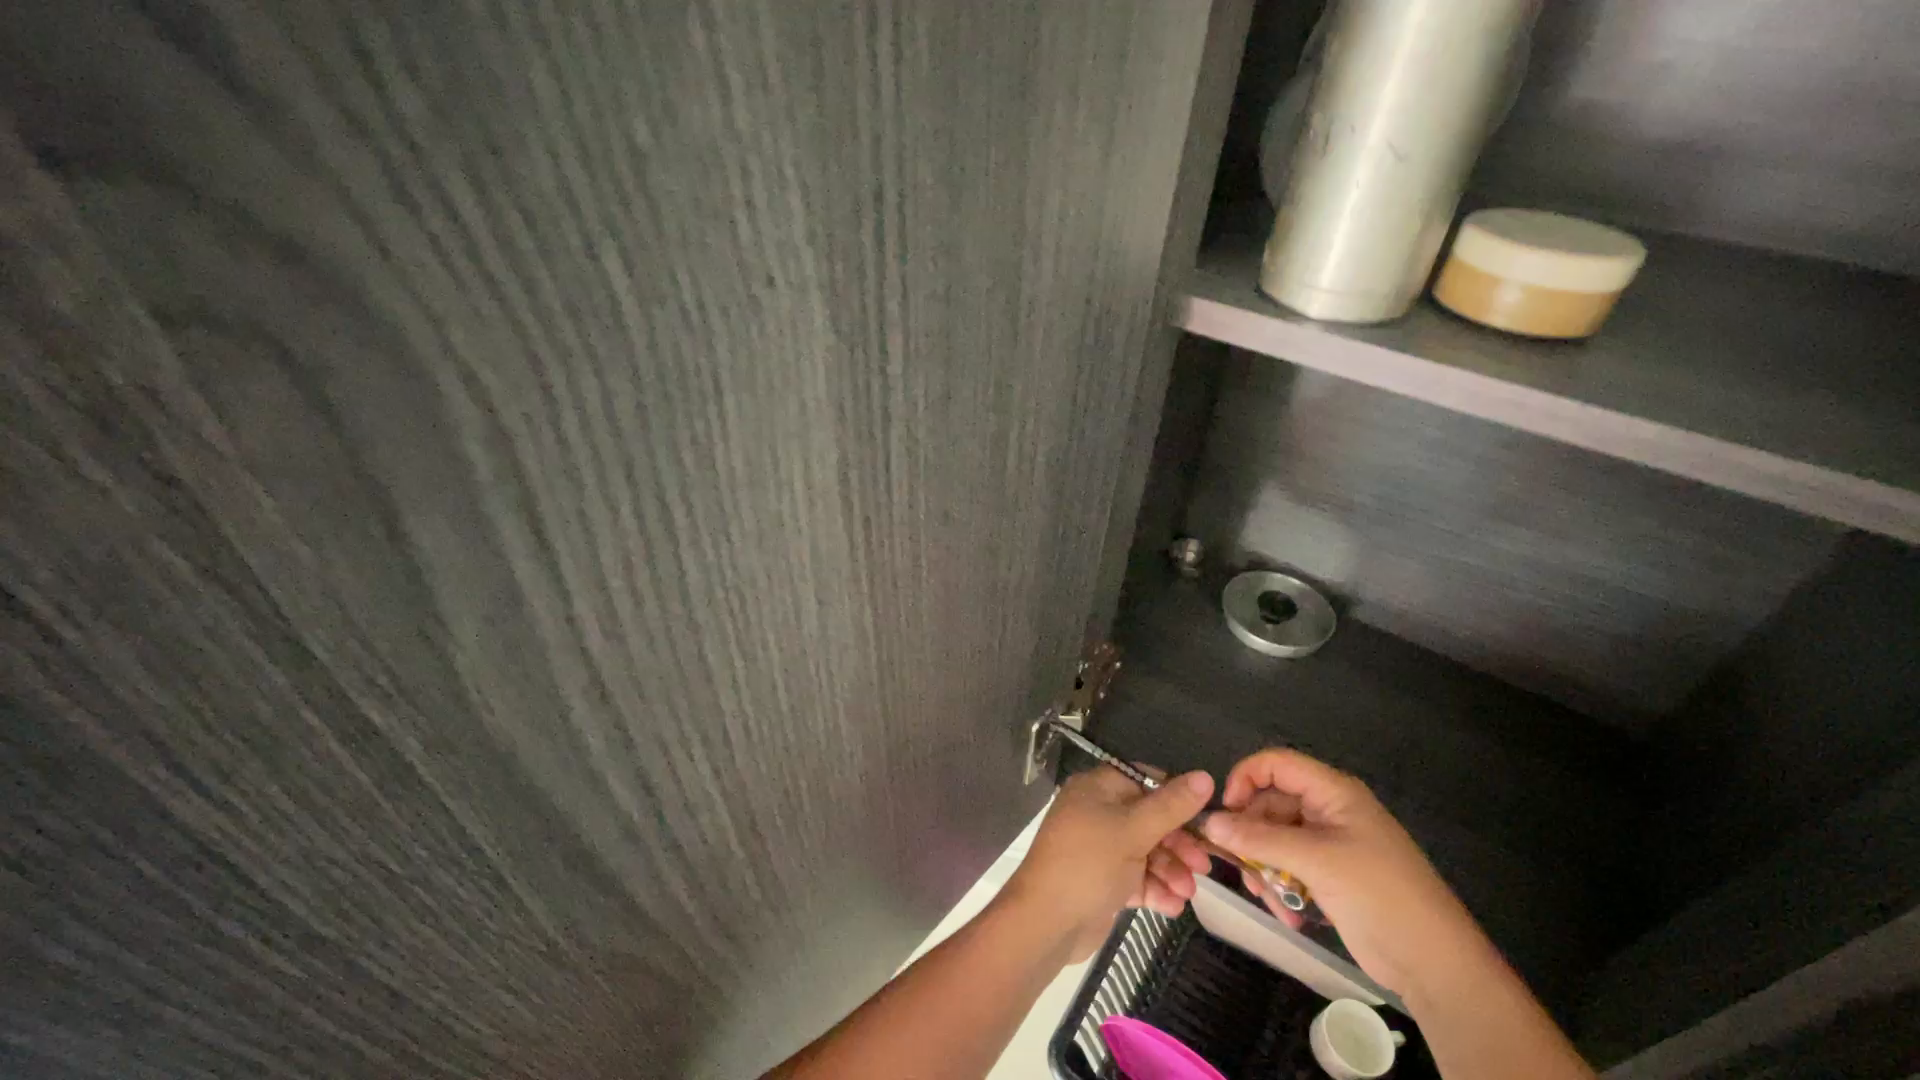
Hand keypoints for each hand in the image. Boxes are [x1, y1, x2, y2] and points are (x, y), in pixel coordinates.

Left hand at [1004, 765, 1214, 961]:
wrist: (1046, 923)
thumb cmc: (1088, 864)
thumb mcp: (1133, 830)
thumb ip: (1171, 806)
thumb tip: (1205, 776)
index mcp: (1098, 790)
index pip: (1146, 782)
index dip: (1177, 798)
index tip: (1206, 819)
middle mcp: (1097, 814)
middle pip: (1150, 820)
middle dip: (1178, 844)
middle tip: (1203, 865)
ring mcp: (1100, 849)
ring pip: (1147, 852)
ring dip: (1170, 871)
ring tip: (1187, 892)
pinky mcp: (1103, 881)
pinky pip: (1137, 878)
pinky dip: (1155, 889)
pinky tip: (1172, 906)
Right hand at [1201, 749, 1486, 997]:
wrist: (1431, 959)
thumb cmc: (1378, 894)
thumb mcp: (1315, 860)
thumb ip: (1259, 838)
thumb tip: (1209, 822)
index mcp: (1333, 792)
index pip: (1276, 764)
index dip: (1245, 779)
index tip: (1225, 814)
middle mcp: (1329, 811)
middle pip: (1270, 804)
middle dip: (1250, 835)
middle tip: (1237, 865)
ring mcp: (1329, 845)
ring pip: (1275, 840)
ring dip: (1263, 867)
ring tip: (1266, 897)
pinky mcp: (1329, 876)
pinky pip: (1288, 867)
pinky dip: (1280, 887)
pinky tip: (1287, 914)